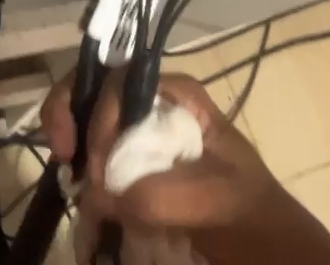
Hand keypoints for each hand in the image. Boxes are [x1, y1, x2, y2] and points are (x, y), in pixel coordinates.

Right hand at [44, 73, 329, 263]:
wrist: (266, 246)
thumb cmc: (249, 213)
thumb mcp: (211, 200)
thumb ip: (158, 195)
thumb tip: (101, 196)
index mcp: (178, 93)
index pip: (124, 83)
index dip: (101, 116)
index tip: (98, 164)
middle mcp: (154, 100)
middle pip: (97, 86)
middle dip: (70, 111)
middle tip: (63, 154)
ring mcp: (141, 127)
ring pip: (88, 109)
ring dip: (68, 132)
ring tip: (66, 168)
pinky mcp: (131, 156)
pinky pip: (94, 145)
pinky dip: (77, 158)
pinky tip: (75, 182)